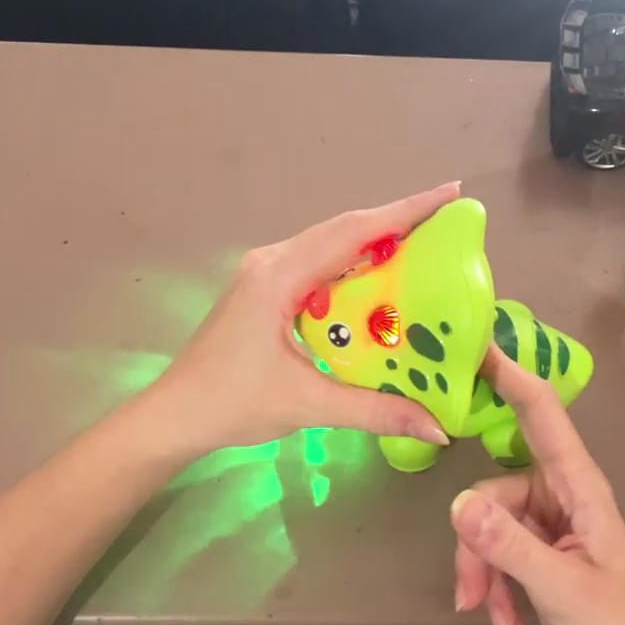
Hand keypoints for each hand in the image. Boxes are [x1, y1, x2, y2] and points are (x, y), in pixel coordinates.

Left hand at [143, 183, 461, 452]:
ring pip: (329, 243)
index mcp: (280, 276)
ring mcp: (264, 272)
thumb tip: (438, 429)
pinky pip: (317, 263)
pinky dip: (353, 263)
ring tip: (422, 241)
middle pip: (343, 228)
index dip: (405, 211)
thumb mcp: (308, 405)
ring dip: (374, 239)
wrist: (175, 415)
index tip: (449, 195)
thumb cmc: (233, 404)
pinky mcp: (264, 289)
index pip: (353, 232)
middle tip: (447, 220)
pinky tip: (377, 276)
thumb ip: (375, 411)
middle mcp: (272, 261)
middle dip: (397, 219)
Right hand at [449, 347, 624, 624]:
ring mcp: (543, 520)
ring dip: (481, 572)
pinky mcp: (533, 547)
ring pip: (485, 525)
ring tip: (492, 616)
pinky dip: (491, 584)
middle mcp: (556, 492)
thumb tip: (458, 503)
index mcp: (578, 484)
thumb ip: (509, 546)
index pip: (540, 412)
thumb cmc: (620, 622)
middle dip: (474, 541)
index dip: (509, 374)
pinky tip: (502, 620)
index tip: (471, 345)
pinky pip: (493, 550)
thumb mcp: (562, 586)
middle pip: (491, 489)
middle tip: (470, 591)